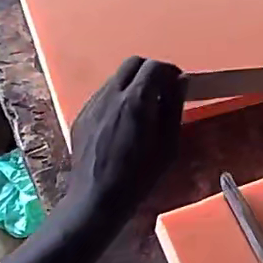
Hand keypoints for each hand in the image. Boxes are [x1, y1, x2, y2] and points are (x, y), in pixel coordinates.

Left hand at [66, 56, 184, 221]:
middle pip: (132, 63)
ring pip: (116, 78)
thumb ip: (174, 108)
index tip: (178, 86)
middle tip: (163, 92)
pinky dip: (118, 98)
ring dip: (134, 84)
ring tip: (145, 110)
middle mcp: (111, 95)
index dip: (170, 72)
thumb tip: (180, 82)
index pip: (154, 66)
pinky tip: (125, 124)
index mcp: (136, 101)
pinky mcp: (82, 116)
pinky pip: (103, 96)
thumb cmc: (140, 176)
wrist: (98, 198)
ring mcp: (92, 105)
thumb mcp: (168, 145)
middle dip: (151, 71)